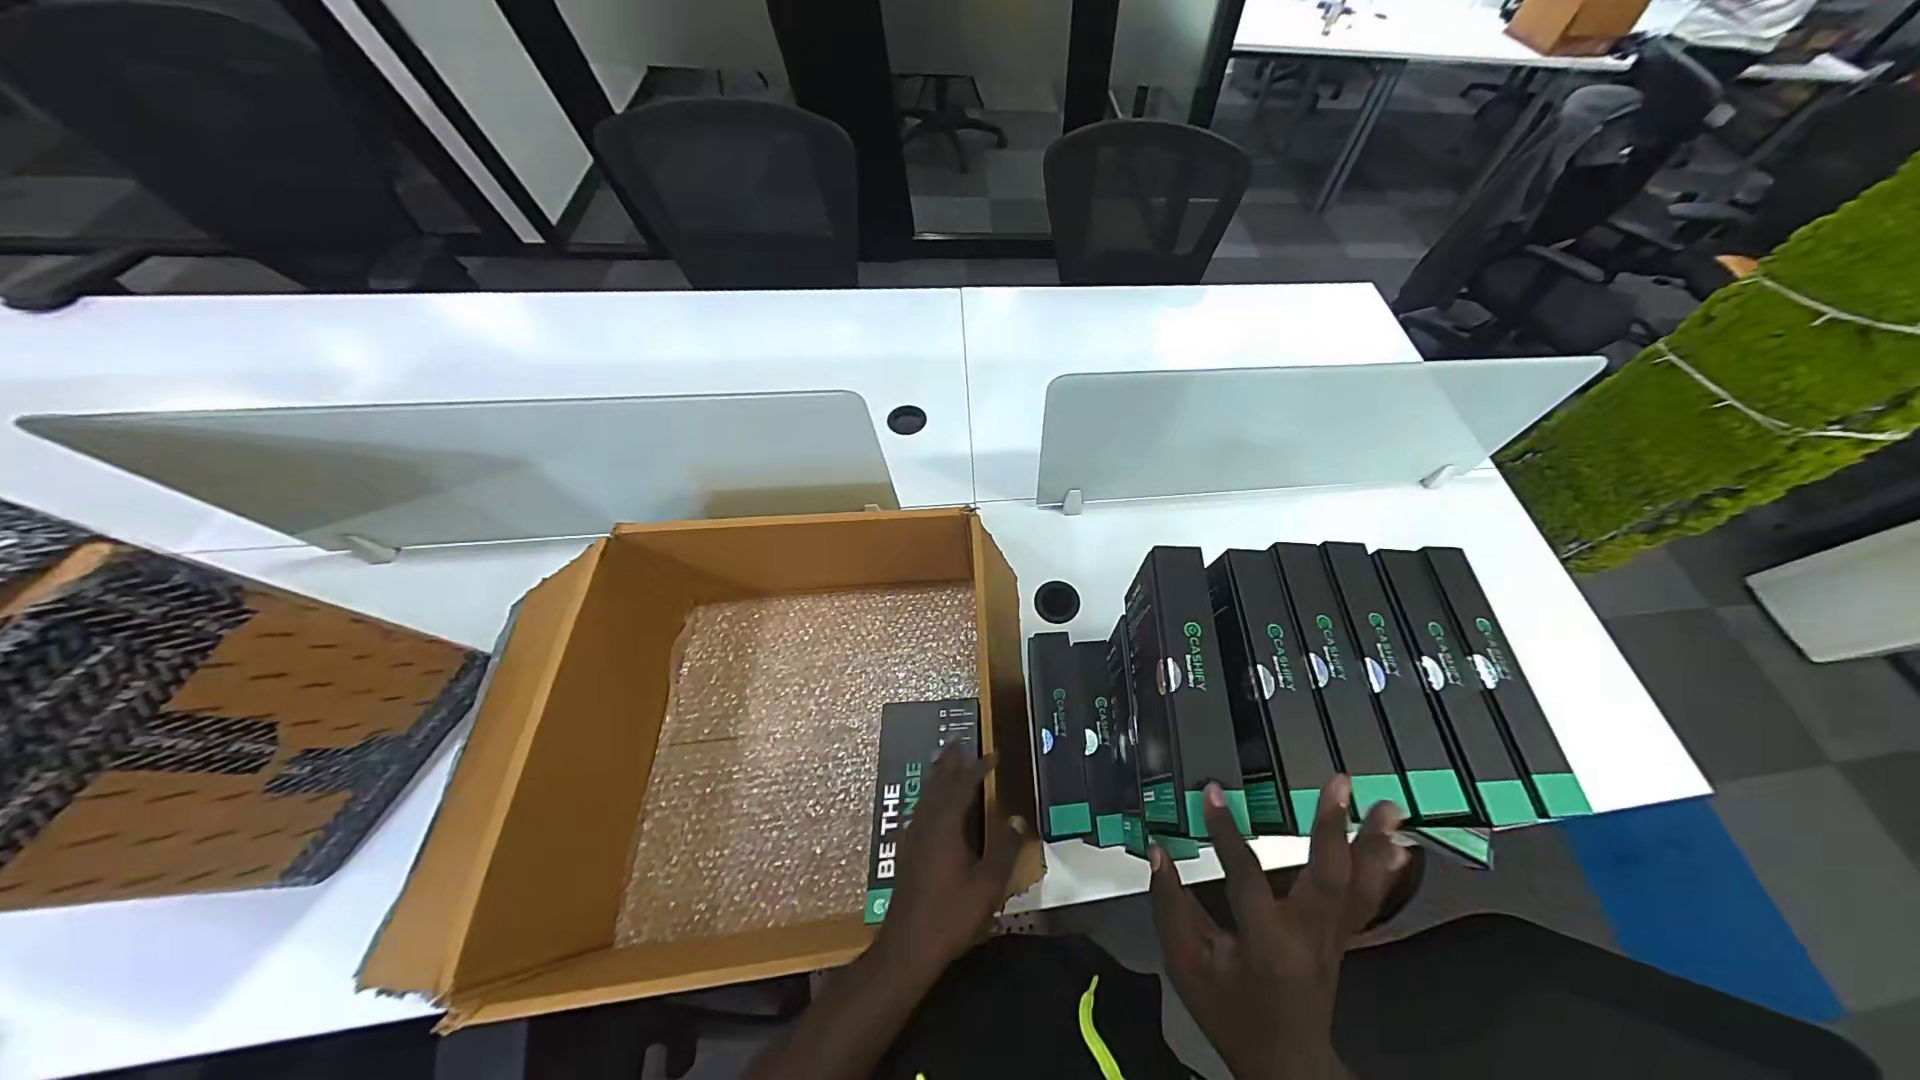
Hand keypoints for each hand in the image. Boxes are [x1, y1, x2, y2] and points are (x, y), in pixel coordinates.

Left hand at [871, 745, 1025, 974]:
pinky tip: (932, 805)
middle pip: (938, 784)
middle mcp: (926, 824)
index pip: (963, 787)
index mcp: (945, 826)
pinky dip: (931, 797)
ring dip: (938, 776)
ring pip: (927, 796)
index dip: (978, 769)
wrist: (907, 946)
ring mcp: (913, 838)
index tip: (993, 754)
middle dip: (950, 762)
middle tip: (958, 740)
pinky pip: (921, 810)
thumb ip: (1004, 851)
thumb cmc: (950, 915)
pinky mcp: (907, 852)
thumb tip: (1017, 820)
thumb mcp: (987, 886)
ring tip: (945, 761)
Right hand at [1150, 776, 1408, 1079]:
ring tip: (1385, 806)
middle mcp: (1308, 936)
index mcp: (1265, 943)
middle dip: (1334, 826)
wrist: (1283, 1062)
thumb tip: (1159, 853)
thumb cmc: (1230, 1012)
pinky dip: (1383, 870)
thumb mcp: (1185, 964)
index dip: (1226, 832)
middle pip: (1330, 877)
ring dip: (1374, 844)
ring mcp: (1333, 938)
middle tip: (1339, 783)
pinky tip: (1395, 845)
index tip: (1212, 793)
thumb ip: (1169, 906)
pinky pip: (1369, 901)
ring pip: (1361, 887)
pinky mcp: (1344, 938)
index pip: (1246, 876)